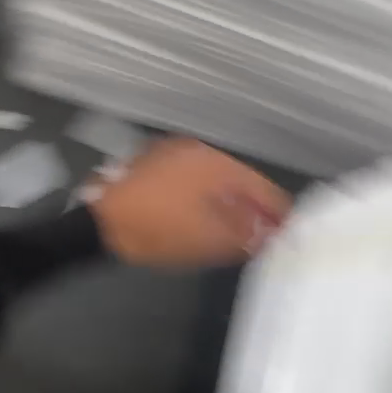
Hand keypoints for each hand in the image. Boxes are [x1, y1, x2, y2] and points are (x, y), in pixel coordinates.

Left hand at [88, 138, 290, 266]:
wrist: (100, 223)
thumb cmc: (159, 229)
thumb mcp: (208, 239)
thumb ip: (244, 236)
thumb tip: (269, 235)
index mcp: (217, 165)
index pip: (262, 188)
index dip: (279, 213)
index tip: (291, 232)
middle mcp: (199, 152)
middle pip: (239, 183)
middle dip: (254, 210)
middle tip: (266, 237)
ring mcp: (173, 156)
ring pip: (214, 183)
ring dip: (229, 207)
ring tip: (238, 234)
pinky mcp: (153, 167)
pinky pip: (192, 184)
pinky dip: (205, 202)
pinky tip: (204, 221)